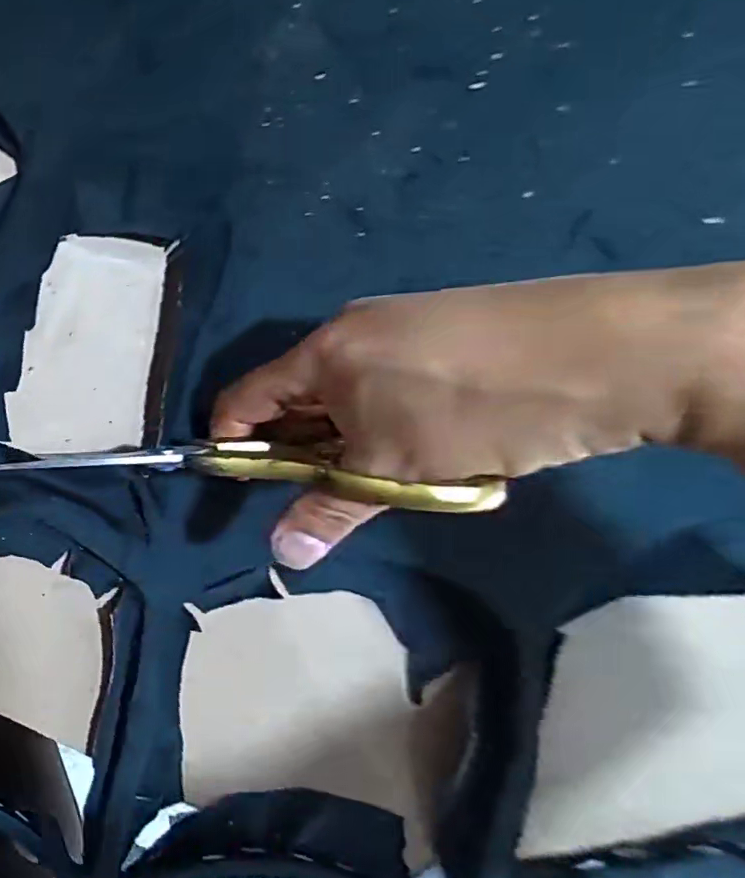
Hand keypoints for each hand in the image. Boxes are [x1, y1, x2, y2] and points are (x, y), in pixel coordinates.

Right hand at [211, 266, 744, 569]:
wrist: (644, 349)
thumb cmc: (488, 407)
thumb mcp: (399, 469)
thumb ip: (332, 508)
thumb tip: (284, 555)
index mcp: (321, 353)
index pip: (241, 399)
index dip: (233, 442)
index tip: (250, 481)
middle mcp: (350, 329)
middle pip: (293, 395)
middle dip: (300, 443)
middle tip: (331, 482)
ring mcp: (404, 321)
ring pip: (346, 390)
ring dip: (352, 433)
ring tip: (397, 464)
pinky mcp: (452, 325)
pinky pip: (392, 375)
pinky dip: (393, 412)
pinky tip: (440, 434)